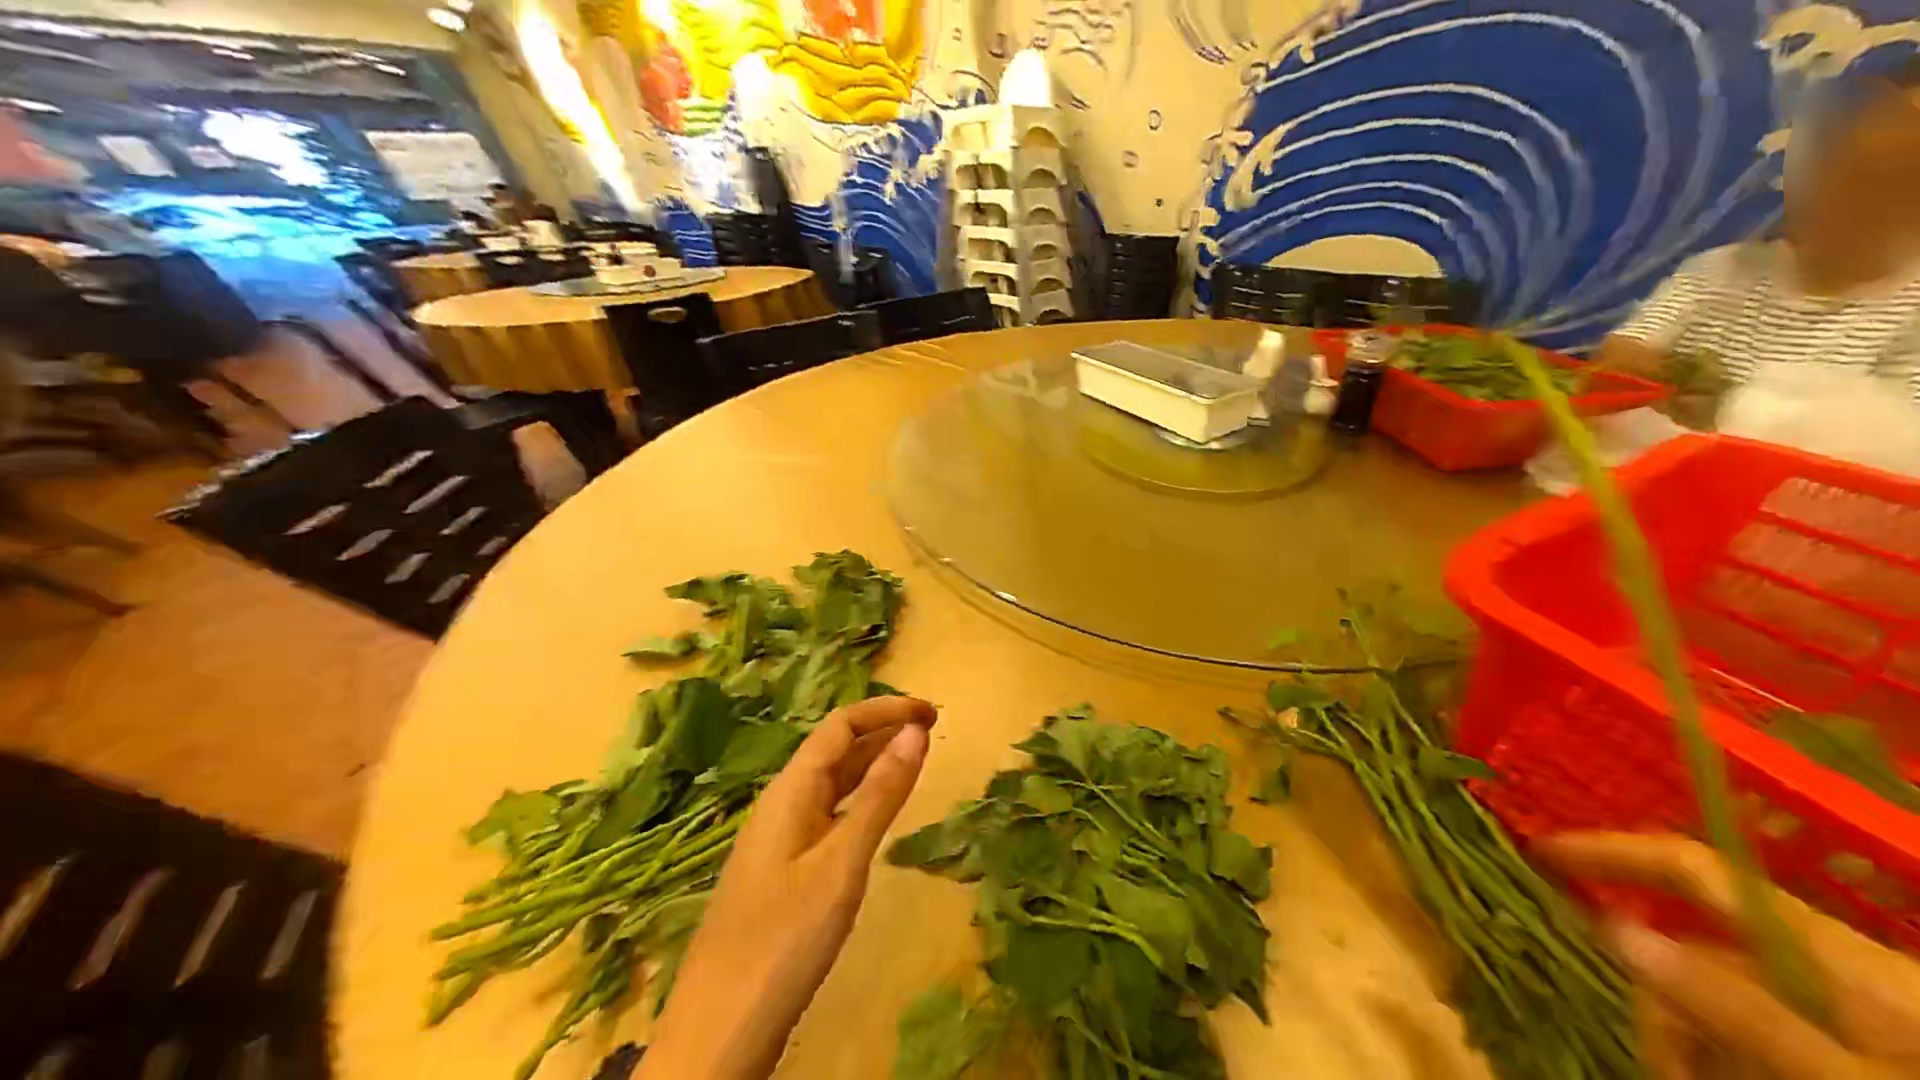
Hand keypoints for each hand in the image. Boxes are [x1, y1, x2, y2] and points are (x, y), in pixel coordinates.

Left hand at [635, 696, 937, 1079]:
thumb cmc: (784, 939)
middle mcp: (782, 803)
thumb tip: (915, 732)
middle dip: (882, 731)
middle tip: (932, 731)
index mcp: (790, 790)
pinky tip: (876, 814)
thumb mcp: (842, 863)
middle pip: (835, 749)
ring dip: (872, 763)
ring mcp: (780, 838)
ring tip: (914, 759)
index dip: (886, 710)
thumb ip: (880, 795)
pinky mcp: (783, 870)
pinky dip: (859, 800)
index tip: (932, 714)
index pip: (840, 725)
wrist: (718, 1029)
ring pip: (831, 783)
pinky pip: (828, 814)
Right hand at [1537, 832, 1919, 1078]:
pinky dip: (1725, 1059)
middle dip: (1656, 998)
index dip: (1611, 850)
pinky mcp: (1848, 1052)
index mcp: (1827, 952)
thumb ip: (1730, 1005)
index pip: (1689, 866)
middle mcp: (1827, 967)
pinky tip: (1709, 1078)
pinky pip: (1758, 1038)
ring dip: (1689, 1042)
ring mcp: (1845, 1014)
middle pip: (1698, 949)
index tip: (1538, 854)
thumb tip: (1612, 928)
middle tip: (1650, 1064)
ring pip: (1723, 1001)